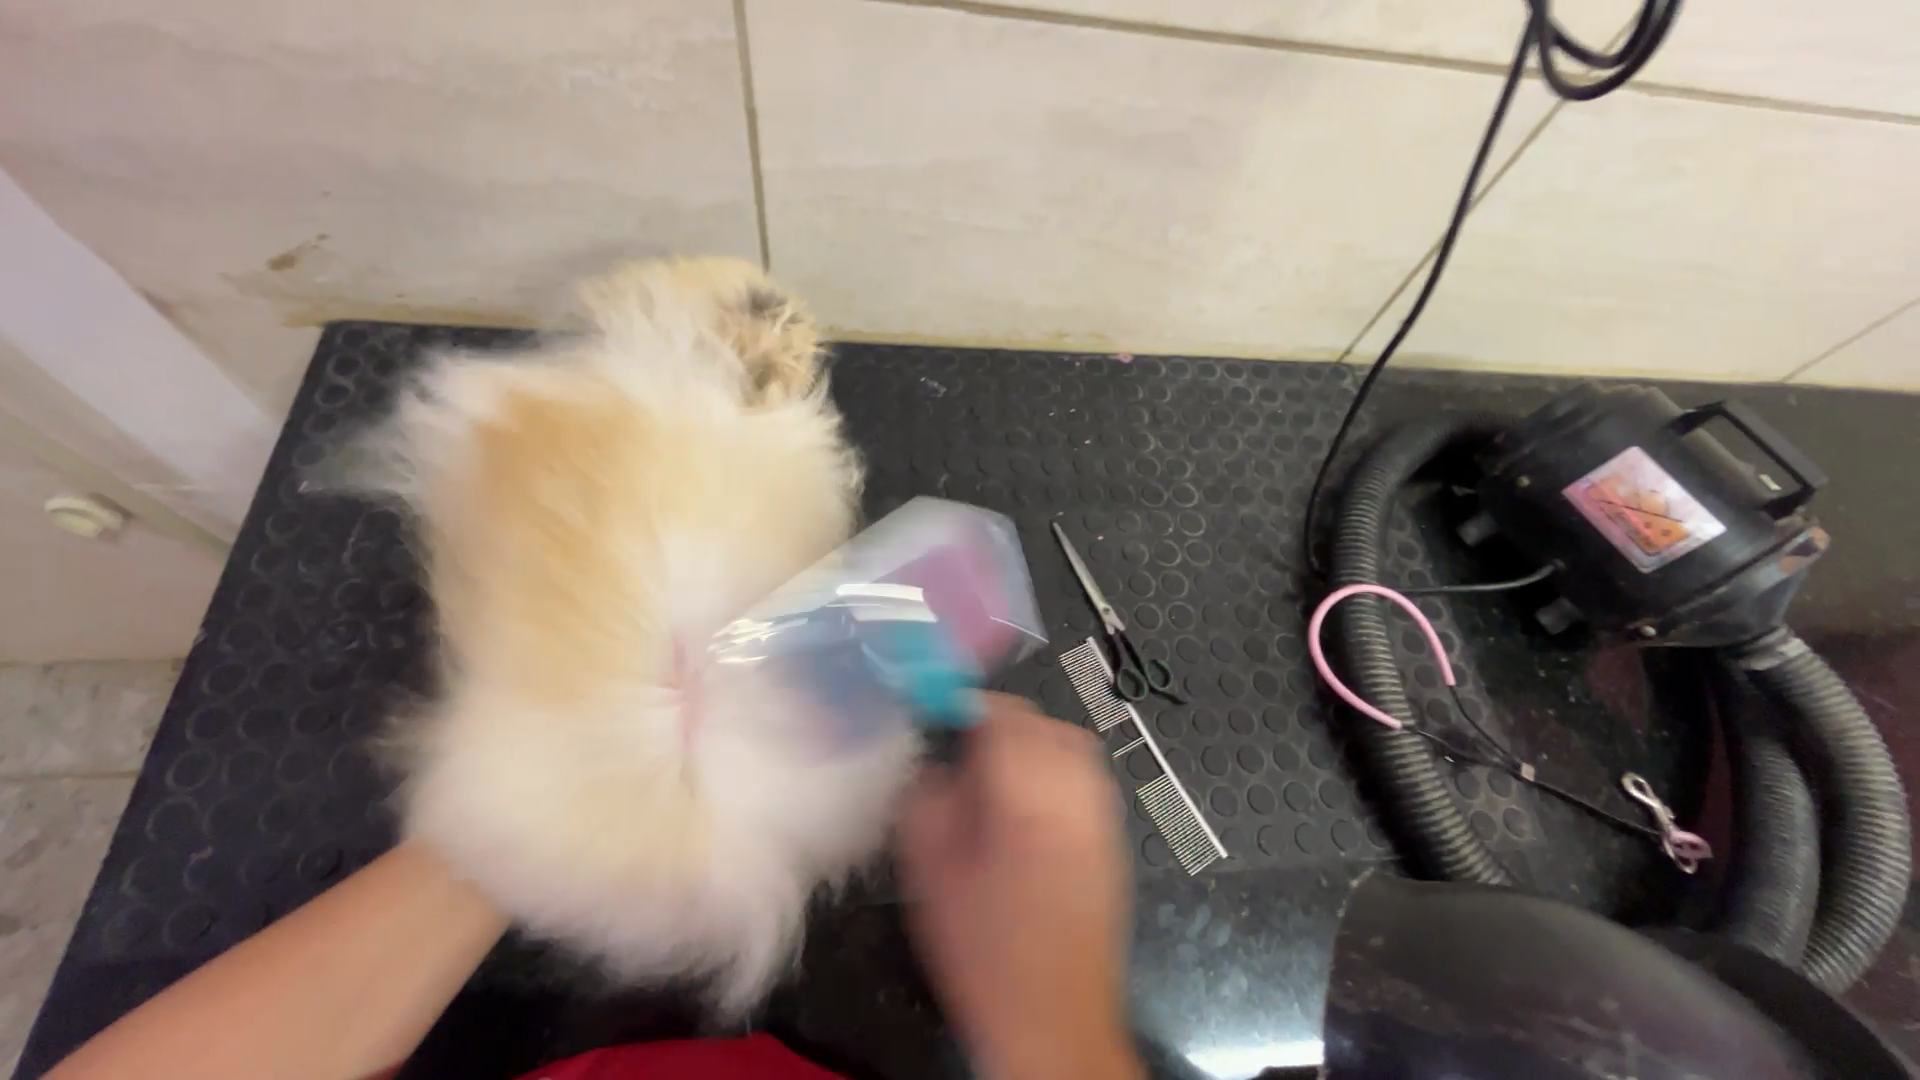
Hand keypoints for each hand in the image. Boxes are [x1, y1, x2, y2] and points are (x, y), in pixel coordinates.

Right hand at [897, 694, 1142, 1079]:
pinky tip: (1035, 799)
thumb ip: (927, 802)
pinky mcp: (1115, 840)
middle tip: (969, 742)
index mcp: (1024, 800)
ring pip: (1074, 745)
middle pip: (1045, 724)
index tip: (942, 710)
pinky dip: (1062, 767)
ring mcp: (1102, 818)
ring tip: (1002, 767)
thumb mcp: (931, 875)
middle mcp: (1073, 798)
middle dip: (1005, 720)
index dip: (970, 704)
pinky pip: (1091, 777)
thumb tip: (936, 763)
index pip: (1004, 718)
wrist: (1054, 1020)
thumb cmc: (982, 951)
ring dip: (1037, 739)